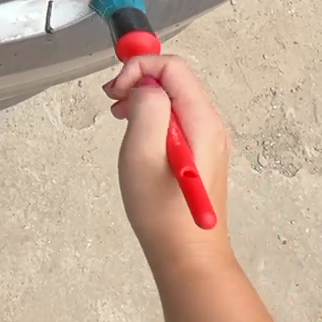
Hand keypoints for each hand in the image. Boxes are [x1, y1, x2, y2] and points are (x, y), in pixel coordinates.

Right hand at [104, 54, 233, 275]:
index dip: (139, 68)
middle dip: (139, 78)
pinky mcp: (199, 151)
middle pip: (175, 77)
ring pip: (172, 95)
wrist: (186, 255)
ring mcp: (207, 139)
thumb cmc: (160, 208)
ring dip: (141, 95)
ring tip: (118, 114)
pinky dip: (150, 113)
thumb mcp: (142, 151)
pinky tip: (133, 132)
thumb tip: (145, 86)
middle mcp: (210, 124)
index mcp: (201, 120)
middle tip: (111, 100)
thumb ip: (146, 107)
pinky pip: (174, 116)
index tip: (115, 91)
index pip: (173, 66)